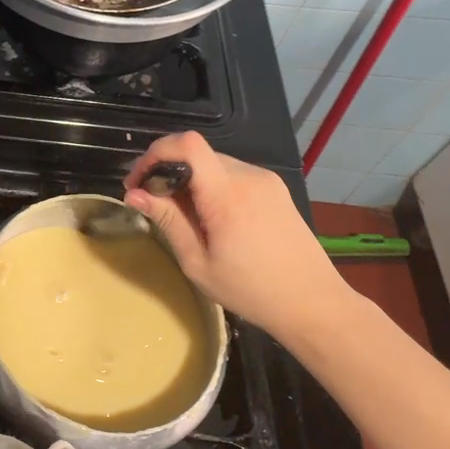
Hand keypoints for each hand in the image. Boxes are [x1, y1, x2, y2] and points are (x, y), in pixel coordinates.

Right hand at [123, 132, 352, 341]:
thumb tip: (134, 194)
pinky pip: (233, 174)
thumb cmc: (252, 291)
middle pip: (196, 153)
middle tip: (154, 203)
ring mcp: (265, 180)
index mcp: (226, 195)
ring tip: (185, 216)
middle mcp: (248, 176)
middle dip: (168, 170)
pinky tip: (213, 218)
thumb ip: (168, 222)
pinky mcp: (276, 188)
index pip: (187, 144)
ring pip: (213, 162)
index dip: (156, 152)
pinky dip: (213, 186)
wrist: (315, 304)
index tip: (140, 181)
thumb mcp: (198, 263)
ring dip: (191, 179)